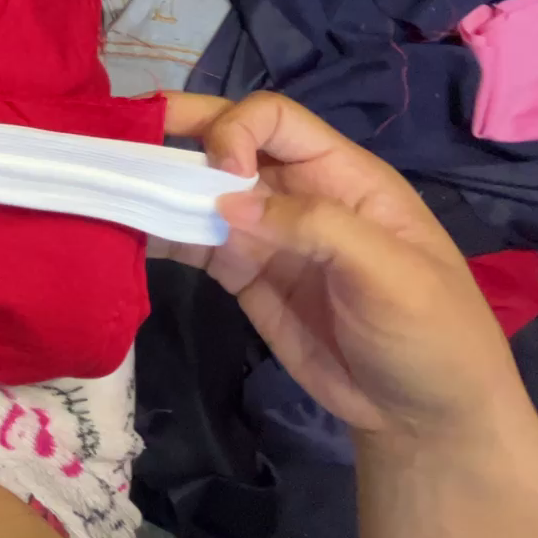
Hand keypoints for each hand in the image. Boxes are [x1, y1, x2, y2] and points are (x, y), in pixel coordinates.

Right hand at [157, 92, 527, 443]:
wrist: (420, 418)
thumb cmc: (431, 336)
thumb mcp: (394, 277)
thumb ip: (316, 227)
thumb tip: (226, 201)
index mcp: (338, 175)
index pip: (272, 119)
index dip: (234, 130)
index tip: (219, 173)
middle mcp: (290, 190)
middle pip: (223, 137)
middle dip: (173, 130)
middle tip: (122, 139)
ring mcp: (258, 229)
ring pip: (193, 187)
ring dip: (152, 184)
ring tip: (105, 187)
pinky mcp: (234, 267)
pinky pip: (184, 237)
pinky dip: (151, 231)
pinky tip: (120, 233)